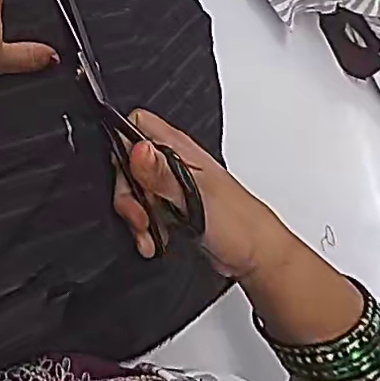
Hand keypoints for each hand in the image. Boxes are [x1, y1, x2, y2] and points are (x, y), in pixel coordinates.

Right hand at [112, 108, 294, 279]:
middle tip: (140, 214)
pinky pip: (144, 210)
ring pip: (134, 189)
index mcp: (180, 148)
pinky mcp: (171, 206)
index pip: (137, 125)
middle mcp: (174, 161)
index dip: (124, 145)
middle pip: (129, 161)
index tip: (129, 174)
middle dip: (127, 192)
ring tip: (148, 233)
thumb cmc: (237, 222)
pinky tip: (153, 239)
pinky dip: (143, 227)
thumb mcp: (193, 196)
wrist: (255, 255)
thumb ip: (161, 173)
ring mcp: (171, 184)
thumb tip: (137, 149)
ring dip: (135, 215)